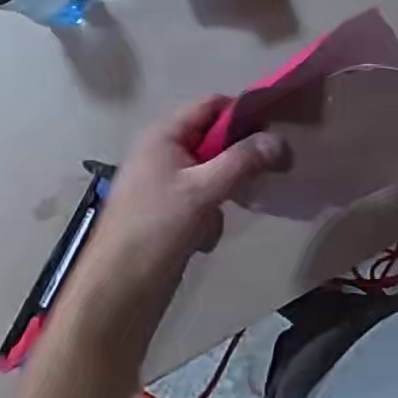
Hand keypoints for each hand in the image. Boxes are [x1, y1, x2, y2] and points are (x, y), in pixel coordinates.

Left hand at [74, 95, 286, 312]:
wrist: (117, 291)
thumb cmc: (156, 228)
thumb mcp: (203, 189)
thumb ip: (243, 160)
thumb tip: (281, 140)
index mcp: (163, 135)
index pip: (211, 105)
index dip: (243, 112)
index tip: (276, 131)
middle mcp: (162, 152)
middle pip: (214, 138)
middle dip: (239, 155)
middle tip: (271, 169)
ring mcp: (163, 183)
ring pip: (211, 171)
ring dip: (226, 188)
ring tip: (240, 205)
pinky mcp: (167, 212)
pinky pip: (201, 199)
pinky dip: (210, 213)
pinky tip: (207, 235)